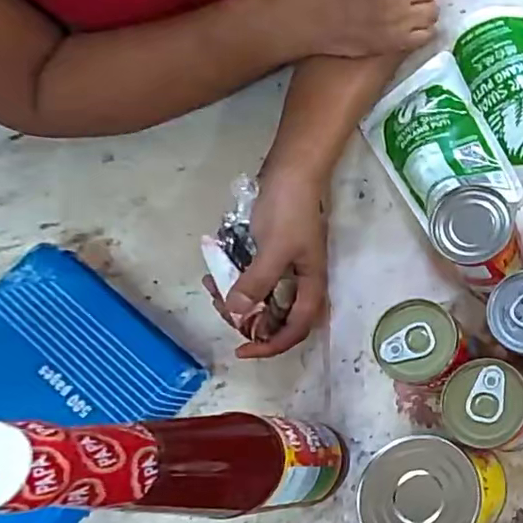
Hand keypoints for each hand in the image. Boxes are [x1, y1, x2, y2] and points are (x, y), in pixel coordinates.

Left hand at [205, 163, 327, 358]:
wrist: (293, 172)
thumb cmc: (290, 211)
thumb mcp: (273, 249)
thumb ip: (256, 283)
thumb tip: (236, 313)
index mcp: (311, 288)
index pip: (295, 331)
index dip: (270, 346)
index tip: (242, 351)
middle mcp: (301, 284)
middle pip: (277, 319)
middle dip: (247, 320)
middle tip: (220, 308)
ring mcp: (287, 270)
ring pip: (262, 299)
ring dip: (236, 299)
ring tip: (212, 285)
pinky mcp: (272, 255)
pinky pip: (253, 278)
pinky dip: (234, 279)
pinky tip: (215, 270)